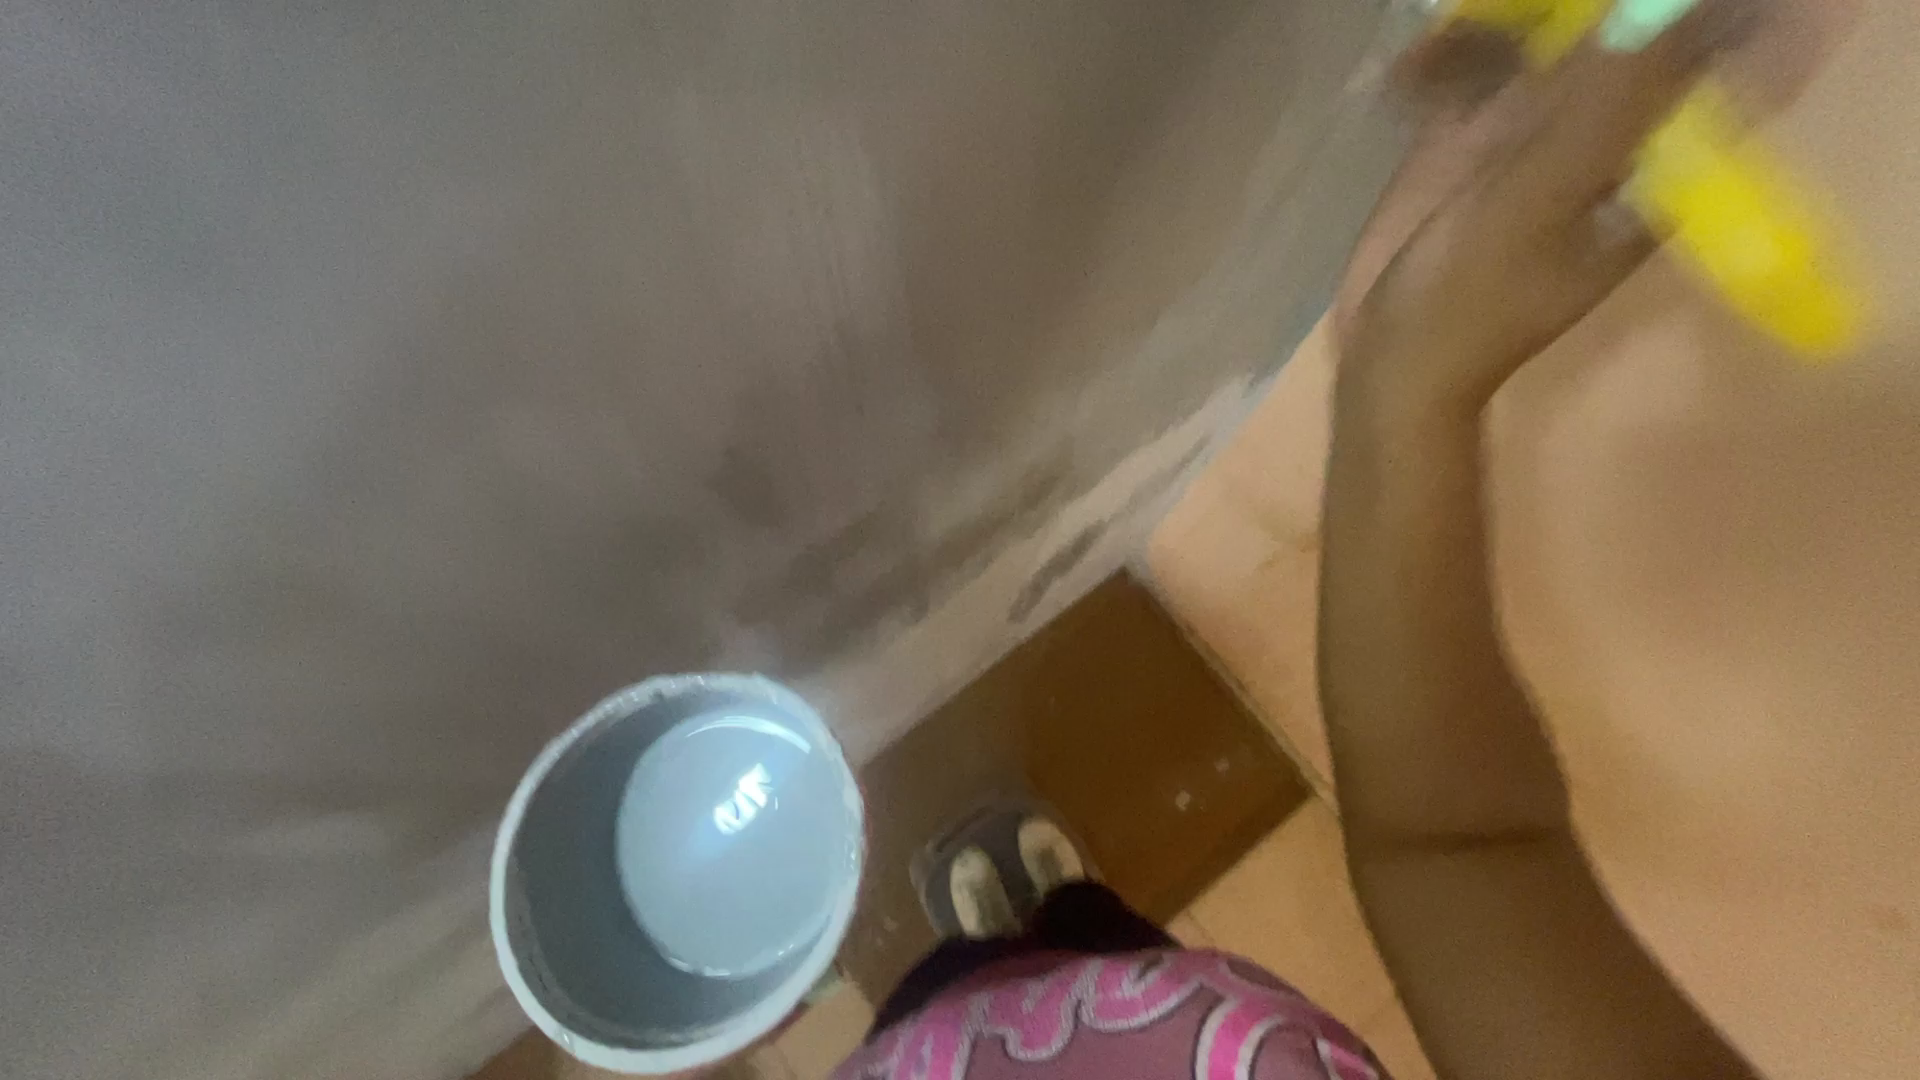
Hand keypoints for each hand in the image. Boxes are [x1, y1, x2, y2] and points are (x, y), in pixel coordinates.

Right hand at [1335, 0, 1841, 415]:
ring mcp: (1532, 138)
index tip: (1603, 10)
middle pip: (1621, 29)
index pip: (1707, 43)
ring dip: (1496, 24)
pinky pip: (1473, 77)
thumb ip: (1599, 114)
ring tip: (1439, 37)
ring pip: (1543, 42)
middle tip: (1507, 4)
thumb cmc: (1462, 308)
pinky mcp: (1468, 150)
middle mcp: (1603, 133)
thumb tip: (1665, 5)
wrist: (1387, 363)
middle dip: (1569, 7)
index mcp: (1655, 153)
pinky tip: (1407, 72)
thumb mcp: (1532, 212)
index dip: (1672, 15)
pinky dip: (1444, 60)